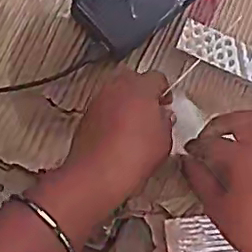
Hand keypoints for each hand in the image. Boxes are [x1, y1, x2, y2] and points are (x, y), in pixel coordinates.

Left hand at [61, 67, 172, 201]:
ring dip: (125, 103)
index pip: (156, 78)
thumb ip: (166, 121)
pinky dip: (110, 115)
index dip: (164, 91)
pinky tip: (118, 135)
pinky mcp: (86, 116)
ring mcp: (98, 101)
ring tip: (134, 126)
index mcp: (140, 87)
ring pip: (115, 93)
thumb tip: (163, 118)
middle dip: (142, 93)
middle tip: (151, 111)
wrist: (98, 174)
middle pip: (132, 80)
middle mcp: (116, 88)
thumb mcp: (164, 140)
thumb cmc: (132, 156)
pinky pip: (102, 108)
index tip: (166, 103)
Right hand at [180, 110, 251, 251]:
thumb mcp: (214, 204)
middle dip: (221, 124)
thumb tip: (188, 164)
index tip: (191, 151)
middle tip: (208, 134)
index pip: (213, 142)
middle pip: (242, 120)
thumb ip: (198, 177)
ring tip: (242, 123)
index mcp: (244, 157)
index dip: (197, 145)